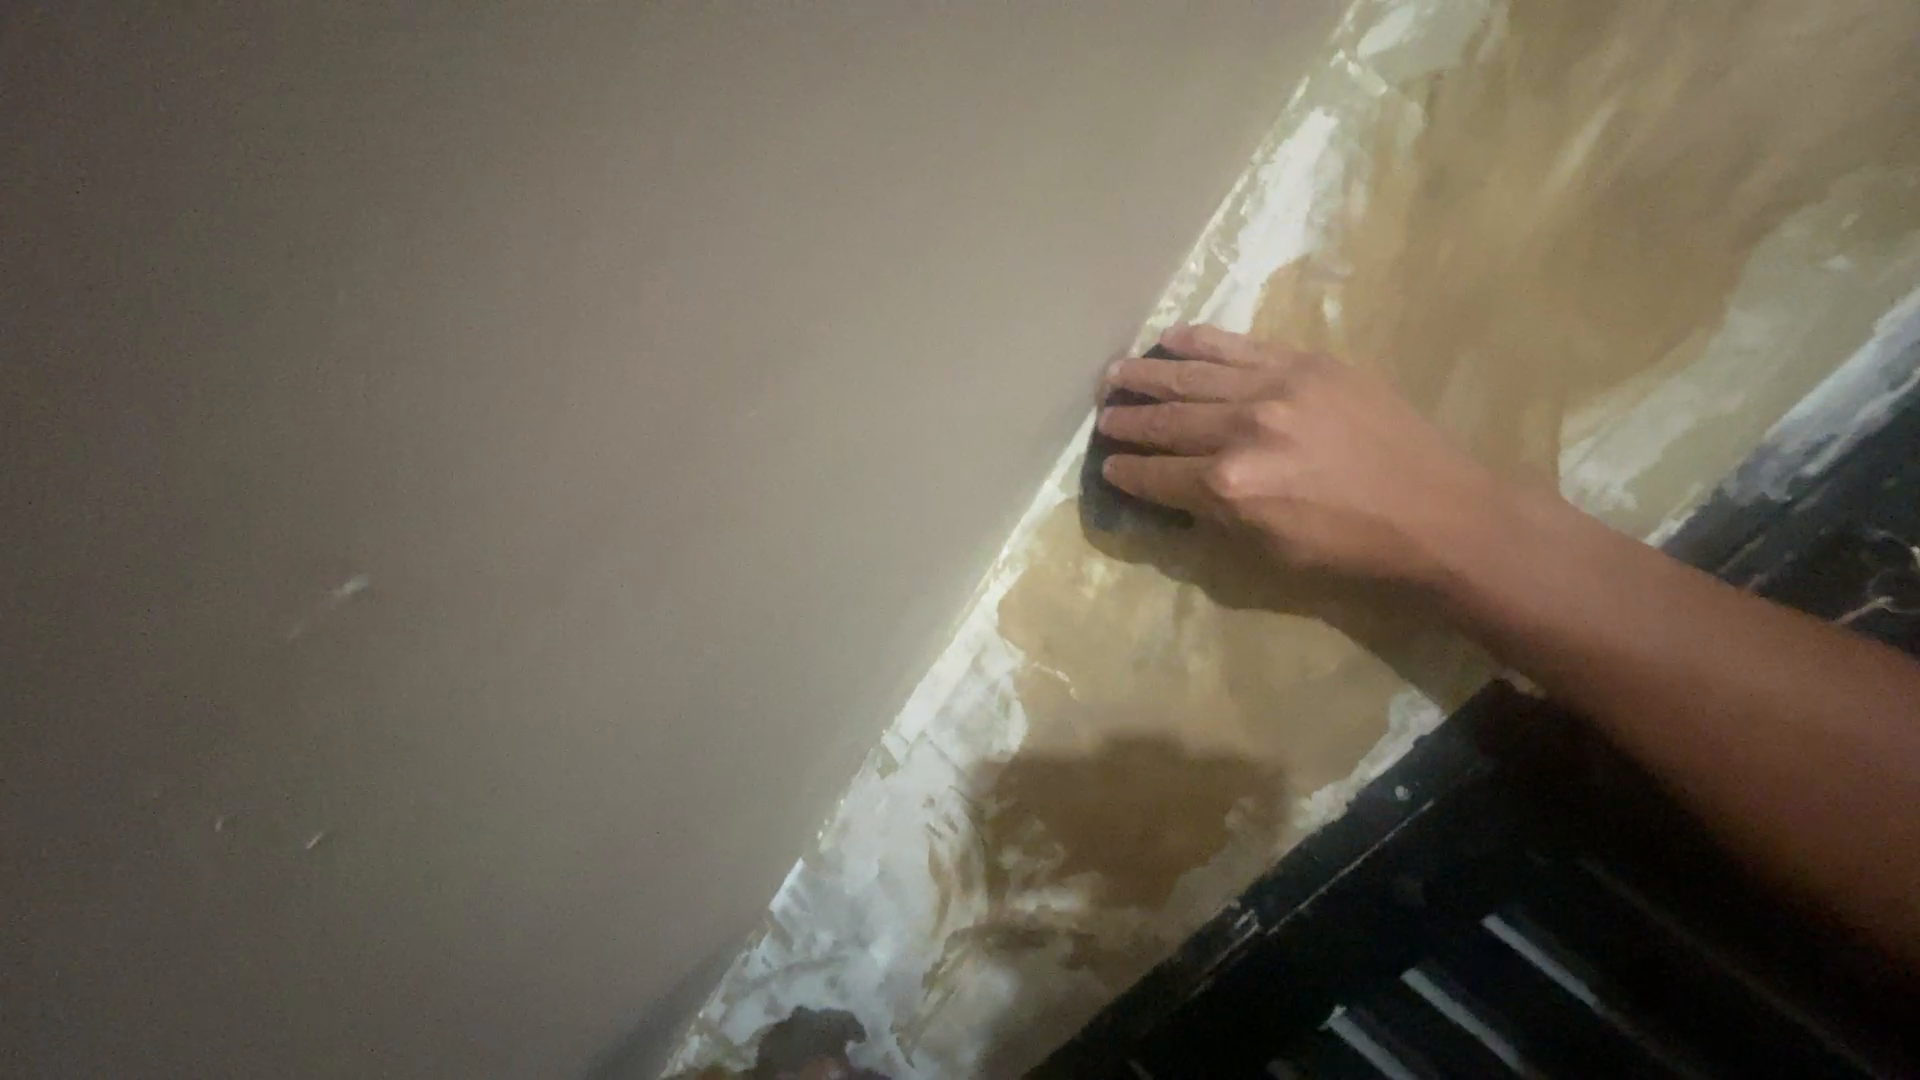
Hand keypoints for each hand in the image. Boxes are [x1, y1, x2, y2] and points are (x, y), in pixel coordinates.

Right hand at [1099, 324, 1514, 584]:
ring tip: (1112, 374)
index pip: (1157, 475)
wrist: (1437, 510)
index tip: (1108, 466)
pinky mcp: (1305, 361)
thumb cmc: (1349, 547)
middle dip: (1125, 422)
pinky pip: (1236, 345)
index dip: (1126, 472)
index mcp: (1230, 487)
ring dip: (1145, 376)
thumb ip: (1214, 514)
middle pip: (1165, 422)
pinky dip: (1197, 341)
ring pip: (1191, 376)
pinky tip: (1168, 339)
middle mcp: (1241, 430)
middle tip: (1100, 418)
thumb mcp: (1268, 551)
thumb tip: (1179, 488)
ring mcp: (1274, 388)